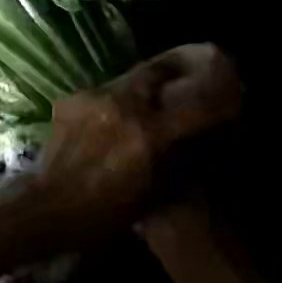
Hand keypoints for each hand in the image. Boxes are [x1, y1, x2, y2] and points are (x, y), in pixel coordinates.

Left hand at [29, 44, 241, 240]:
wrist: (52, 204)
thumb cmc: (109, 213)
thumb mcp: (157, 192)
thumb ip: (180, 157)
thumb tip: (199, 134)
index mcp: (149, 134)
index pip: (195, 103)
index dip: (216, 91)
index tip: (229, 82)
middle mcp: (123, 106)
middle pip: (157, 71)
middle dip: (176, 69)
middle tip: (188, 71)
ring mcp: (94, 97)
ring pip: (128, 78)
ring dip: (143, 85)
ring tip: (150, 96)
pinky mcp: (72, 96)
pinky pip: (102, 90)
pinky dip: (115, 100)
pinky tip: (113, 116)